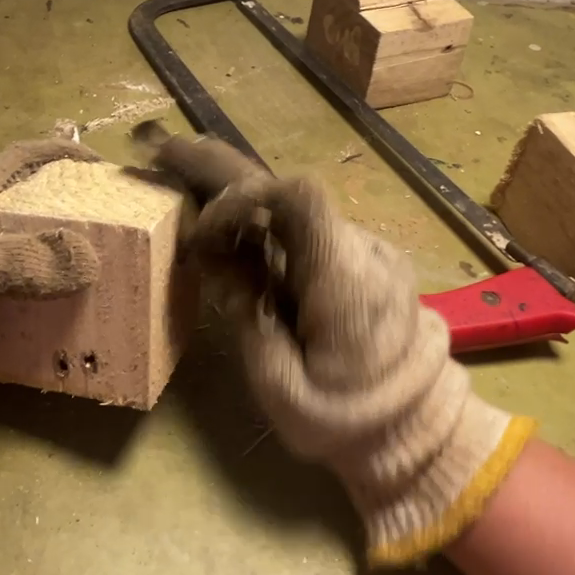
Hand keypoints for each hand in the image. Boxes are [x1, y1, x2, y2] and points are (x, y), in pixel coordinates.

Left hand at [0, 139, 101, 513]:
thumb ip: (11, 261)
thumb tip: (86, 255)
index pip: (17, 163)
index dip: (58, 152)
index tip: (102, 165)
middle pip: (45, 209)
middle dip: (85, 207)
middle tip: (128, 220)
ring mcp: (1, 285)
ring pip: (54, 257)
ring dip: (88, 257)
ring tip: (129, 265)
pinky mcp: (12, 324)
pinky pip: (56, 304)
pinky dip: (83, 305)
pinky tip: (108, 316)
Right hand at [149, 134, 535, 565]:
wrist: (414, 426)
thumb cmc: (344, 421)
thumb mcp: (282, 387)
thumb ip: (249, 316)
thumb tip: (215, 256)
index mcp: (345, 282)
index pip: (297, 197)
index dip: (240, 197)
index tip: (203, 234)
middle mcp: (359, 249)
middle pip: (284, 186)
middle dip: (220, 170)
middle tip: (160, 148)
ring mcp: (363, 247)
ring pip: (288, 203)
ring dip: (231, 191)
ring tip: (176, 170)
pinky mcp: (354, 254)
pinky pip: (297, 222)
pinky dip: (252, 213)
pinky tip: (217, 215)